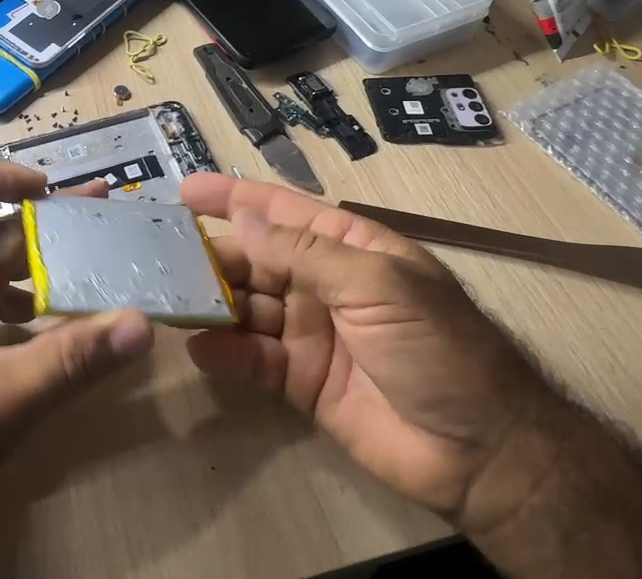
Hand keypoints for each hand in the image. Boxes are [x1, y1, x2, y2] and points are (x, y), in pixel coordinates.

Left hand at [0, 161, 152, 577]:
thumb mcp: (6, 395)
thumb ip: (75, 359)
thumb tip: (141, 324)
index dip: (0, 176)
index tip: (50, 187)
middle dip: (49, 227)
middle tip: (107, 221)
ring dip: (44, 273)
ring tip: (101, 275)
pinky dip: (30, 314)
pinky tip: (63, 333)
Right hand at [181, 173, 568, 531]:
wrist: (481, 452)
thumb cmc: (437, 348)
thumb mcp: (377, 284)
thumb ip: (304, 251)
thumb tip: (242, 217)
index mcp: (348, 248)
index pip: (282, 210)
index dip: (235, 197)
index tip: (185, 190)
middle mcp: (323, 284)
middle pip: (256, 259)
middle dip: (213, 255)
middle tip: (161, 257)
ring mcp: (311, 332)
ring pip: (249, 307)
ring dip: (212, 302)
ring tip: (169, 300)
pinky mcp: (301, 381)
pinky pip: (254, 358)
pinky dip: (226, 352)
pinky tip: (200, 348)